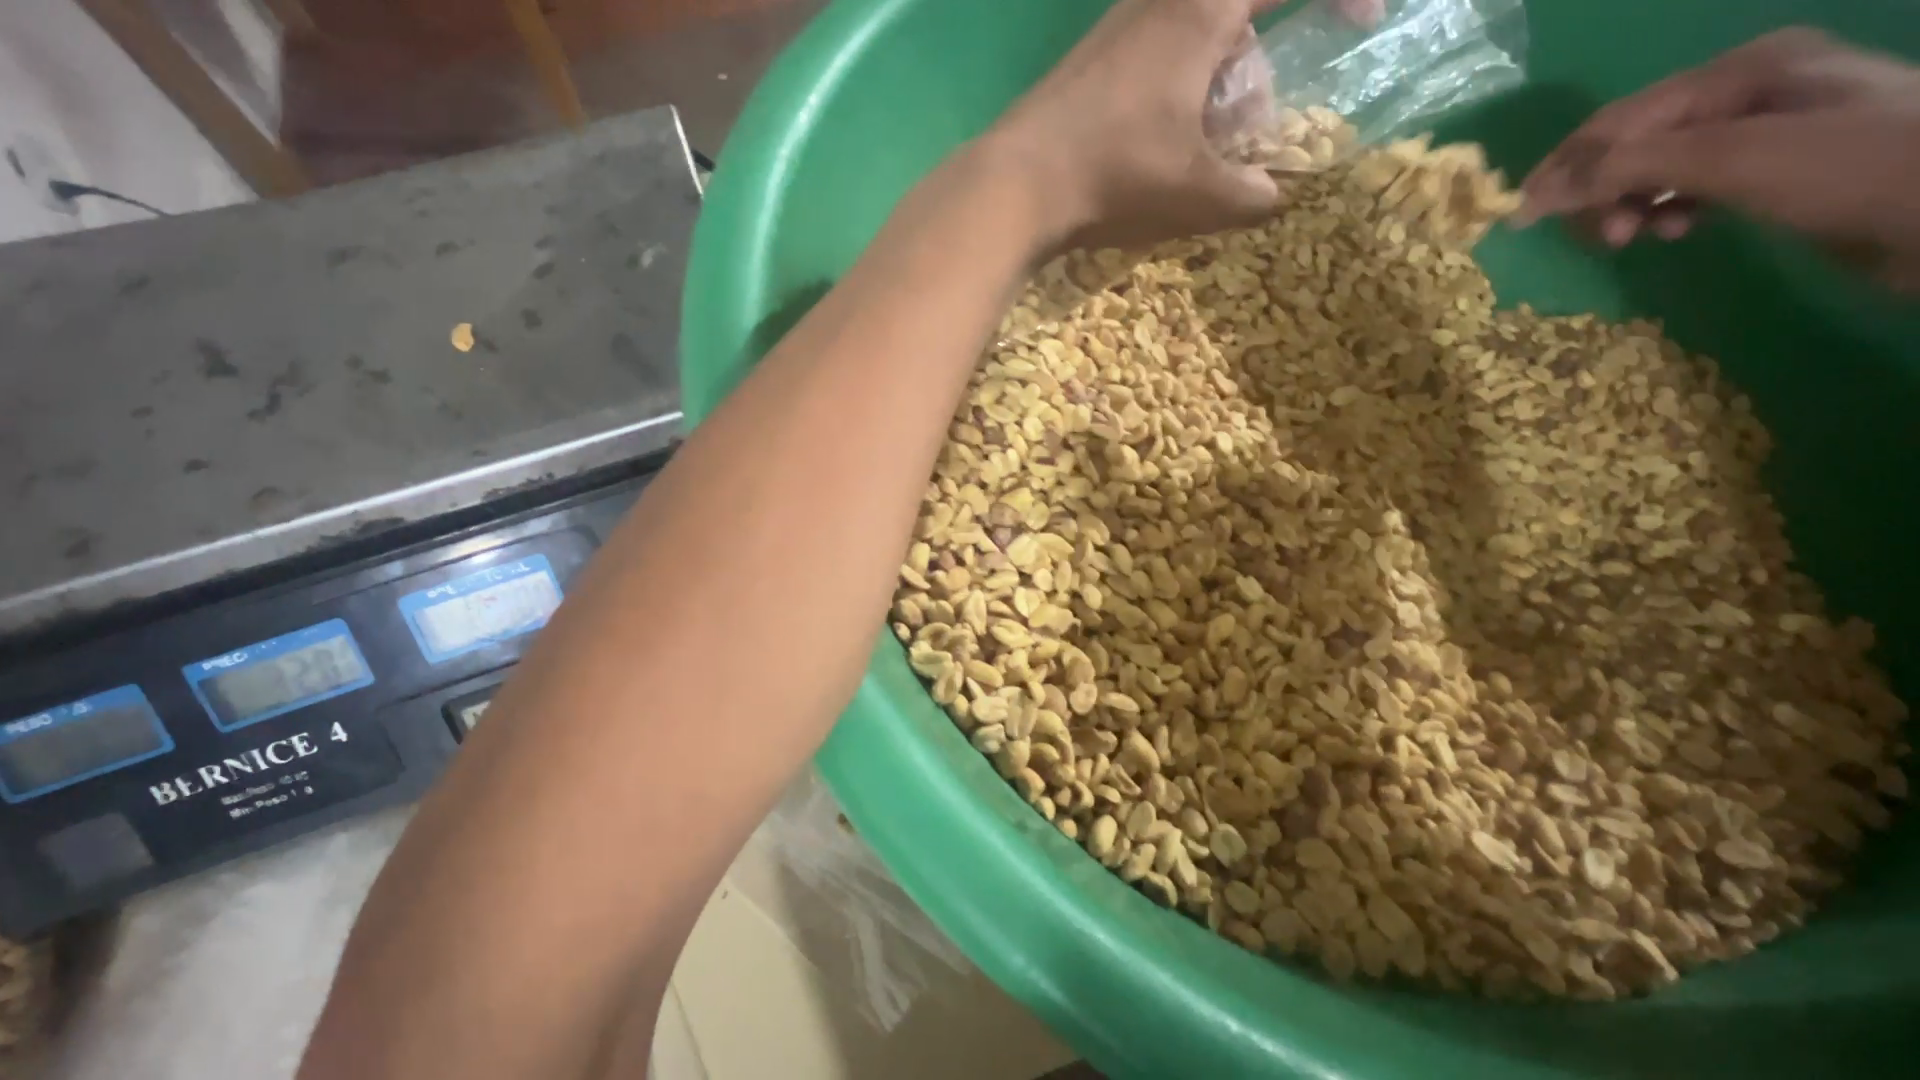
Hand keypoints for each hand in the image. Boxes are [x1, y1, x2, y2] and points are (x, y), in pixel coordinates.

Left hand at [989, 0, 1284, 250]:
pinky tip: (1156, 140)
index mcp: (1200, 13)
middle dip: (1260, 54)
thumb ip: (1252, 196)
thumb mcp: (1200, 196)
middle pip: (1234, 9)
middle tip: (1247, 116)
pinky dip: (1176, 83)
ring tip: (1201, 140)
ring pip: (1192, 26)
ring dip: (1215, 73)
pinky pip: (1154, 48)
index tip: (1362, 20)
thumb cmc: (1116, 177)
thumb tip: (1272, 198)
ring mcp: (1116, 26)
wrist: (1015, 185)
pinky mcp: (1088, 58)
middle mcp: (1158, 3)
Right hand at [1515, 28, 1919, 290]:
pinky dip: (1668, 211)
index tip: (1520, 217)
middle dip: (1602, 190)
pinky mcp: (1778, 173)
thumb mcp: (1733, 160)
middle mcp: (1749, 92)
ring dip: (1631, 205)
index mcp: (1741, 71)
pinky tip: (1674, 231)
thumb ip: (1631, 168)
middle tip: (1599, 240)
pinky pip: (1693, 188)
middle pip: (1638, 142)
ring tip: (1633, 240)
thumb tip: (1540, 192)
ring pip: (1661, 169)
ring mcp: (1767, 132)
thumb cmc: (1852, 171)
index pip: (1623, 119)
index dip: (1567, 167)